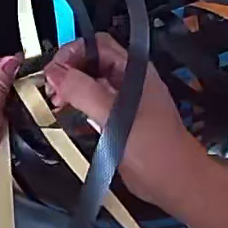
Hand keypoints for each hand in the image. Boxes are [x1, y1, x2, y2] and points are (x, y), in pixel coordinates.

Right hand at [42, 34, 208, 204]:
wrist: (175, 183)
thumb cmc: (157, 151)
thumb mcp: (115, 117)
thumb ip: (83, 91)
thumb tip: (55, 72)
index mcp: (134, 70)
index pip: (97, 44)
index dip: (72, 53)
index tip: (53, 72)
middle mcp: (129, 81)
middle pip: (91, 61)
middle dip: (67, 71)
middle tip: (52, 89)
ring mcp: (124, 100)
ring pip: (90, 82)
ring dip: (70, 88)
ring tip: (57, 102)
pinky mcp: (118, 120)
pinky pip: (93, 103)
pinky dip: (77, 105)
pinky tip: (69, 116)